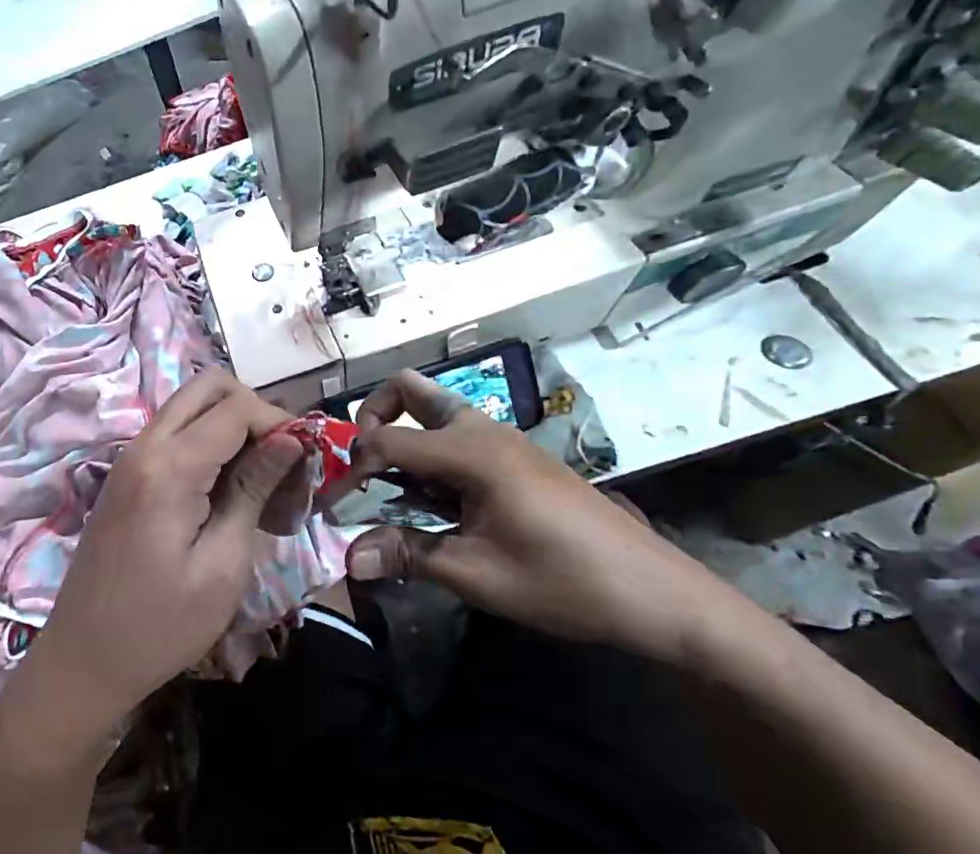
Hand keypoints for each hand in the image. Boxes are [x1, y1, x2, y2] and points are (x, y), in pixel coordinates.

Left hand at [7, 368, 309, 745]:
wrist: (82, 662)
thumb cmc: (160, 626)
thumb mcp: (223, 564)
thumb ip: (254, 489)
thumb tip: (291, 440)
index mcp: (168, 468)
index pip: (235, 408)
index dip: (279, 422)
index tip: (306, 459)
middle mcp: (144, 446)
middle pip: (208, 386)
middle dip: (253, 408)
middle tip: (280, 456)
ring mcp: (130, 457)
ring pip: (190, 404)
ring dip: (231, 422)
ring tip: (261, 473)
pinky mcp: (127, 475)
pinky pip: (175, 431)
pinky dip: (209, 439)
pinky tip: (229, 486)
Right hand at [341, 370, 762, 668]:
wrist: (648, 588)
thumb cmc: (562, 580)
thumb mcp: (478, 575)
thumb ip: (408, 554)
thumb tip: (348, 556)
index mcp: (470, 450)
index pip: (386, 440)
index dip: (351, 470)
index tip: (332, 506)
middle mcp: (481, 430)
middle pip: (409, 391)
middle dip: (373, 418)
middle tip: (361, 469)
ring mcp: (501, 439)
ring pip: (433, 410)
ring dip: (401, 436)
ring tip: (389, 490)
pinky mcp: (513, 457)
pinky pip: (456, 435)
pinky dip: (428, 453)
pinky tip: (433, 501)